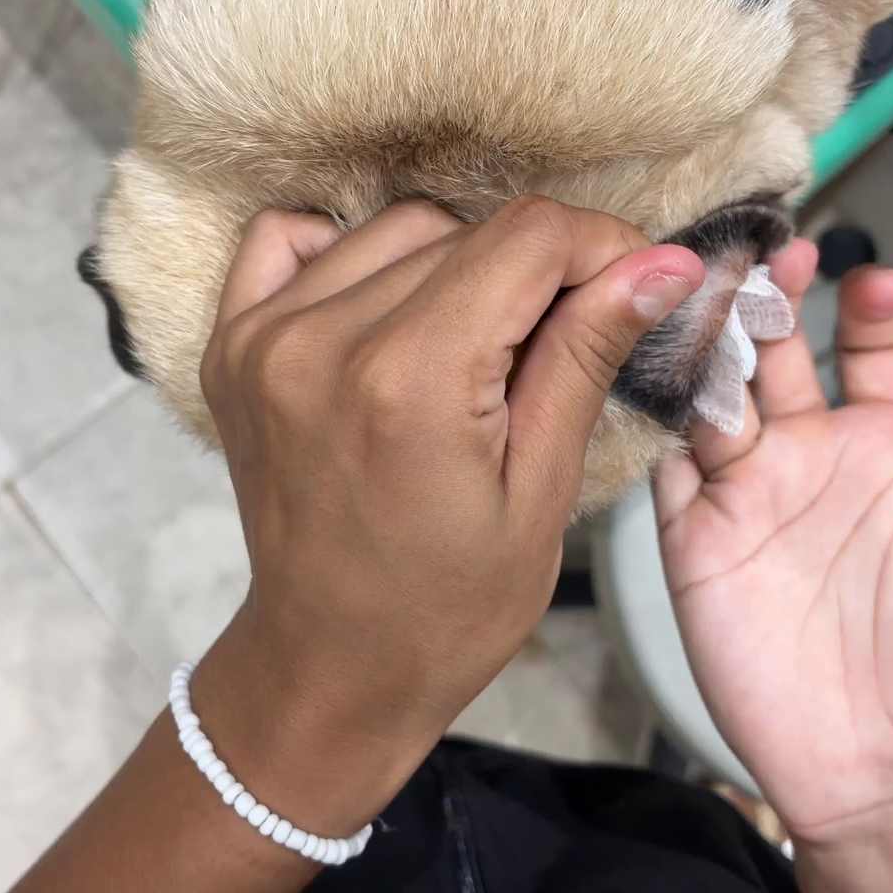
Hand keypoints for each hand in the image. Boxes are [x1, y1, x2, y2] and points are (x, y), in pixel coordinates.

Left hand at [193, 196, 703, 838]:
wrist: (329, 663)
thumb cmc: (448, 608)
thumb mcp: (541, 492)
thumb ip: (588, 355)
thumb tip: (660, 265)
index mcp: (409, 380)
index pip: (531, 238)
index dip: (603, 246)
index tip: (633, 281)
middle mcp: (321, 338)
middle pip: (469, 232)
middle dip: (540, 269)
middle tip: (561, 336)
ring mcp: (262, 337)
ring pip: (397, 229)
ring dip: (458, 264)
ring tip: (475, 342)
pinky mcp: (231, 344)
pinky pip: (290, 238)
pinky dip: (349, 249)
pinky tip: (382, 304)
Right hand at [653, 254, 892, 892]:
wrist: (878, 780)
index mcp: (889, 455)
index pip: (870, 356)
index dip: (869, 310)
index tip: (874, 278)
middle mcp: (809, 458)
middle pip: (776, 358)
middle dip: (770, 304)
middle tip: (770, 259)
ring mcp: (744, 494)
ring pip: (712, 398)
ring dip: (707, 350)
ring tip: (704, 305)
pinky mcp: (692, 536)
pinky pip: (667, 469)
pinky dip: (660, 427)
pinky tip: (658, 390)